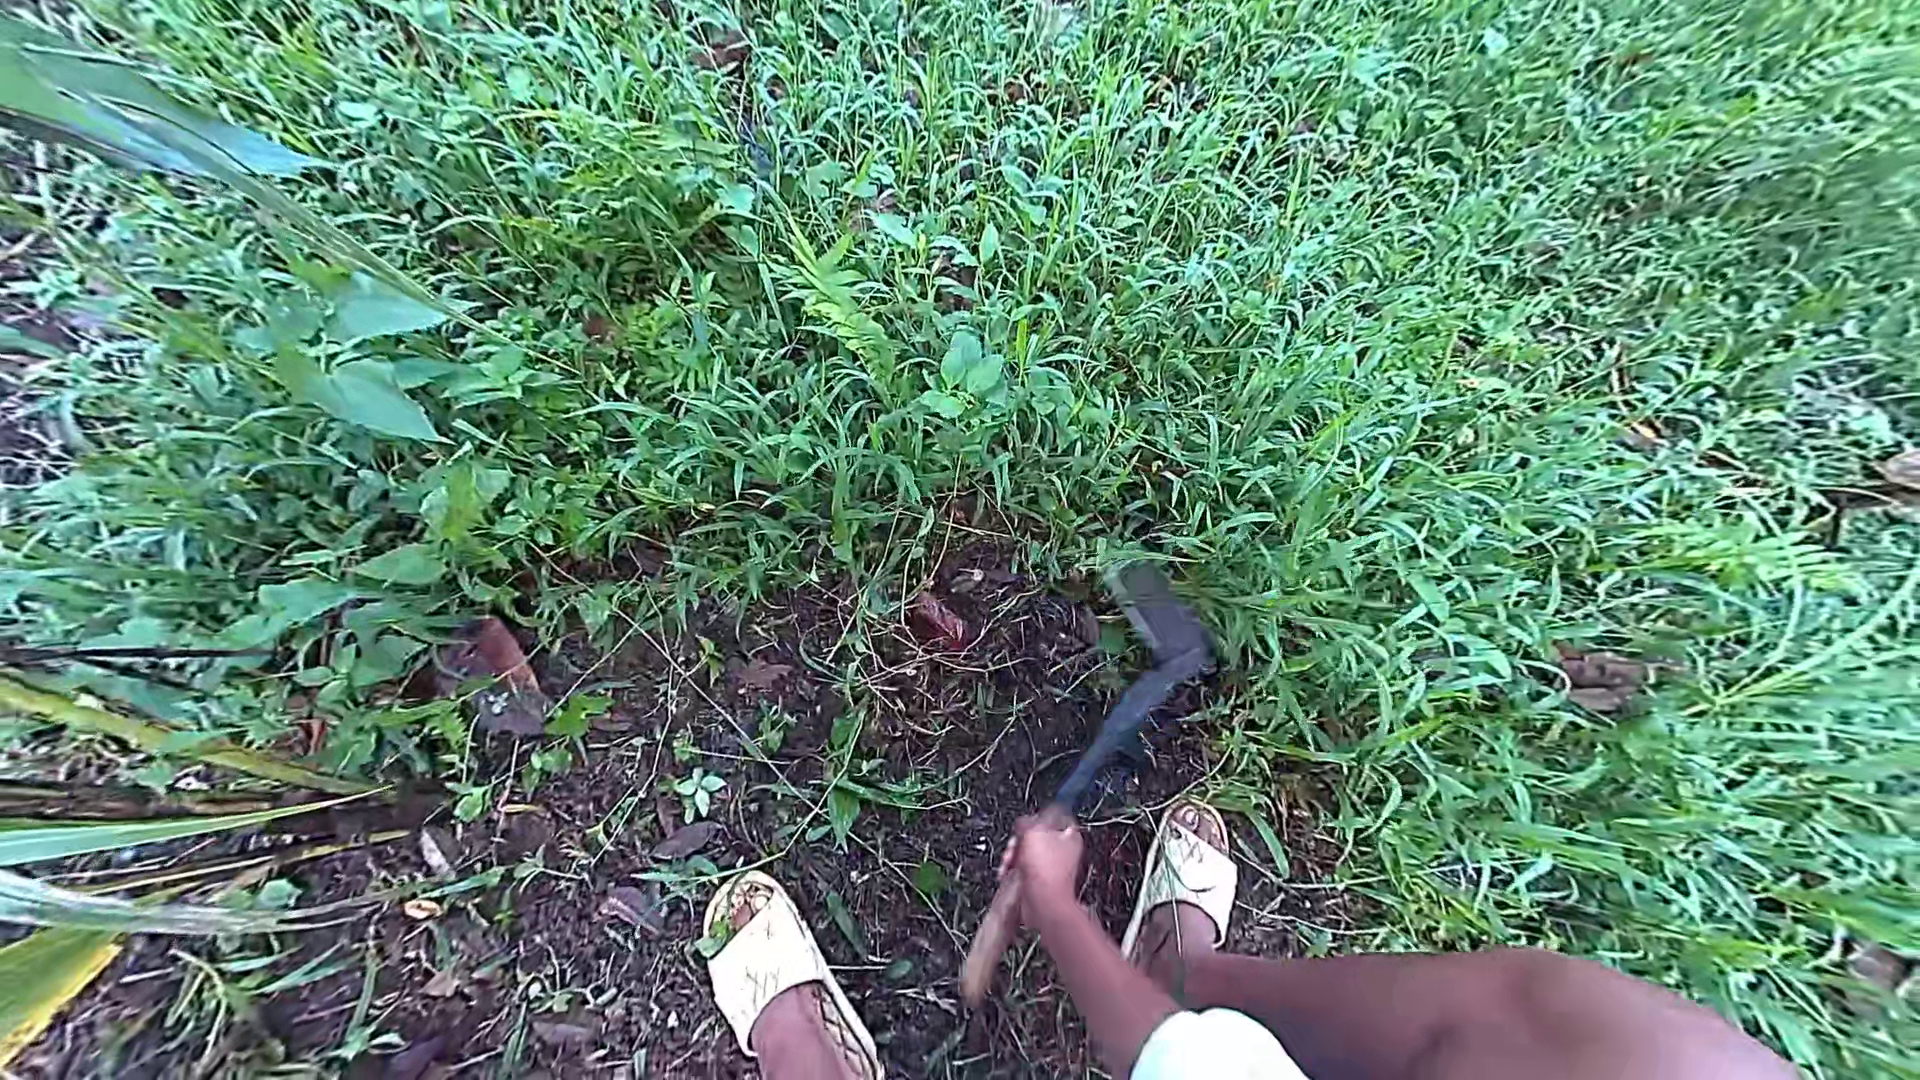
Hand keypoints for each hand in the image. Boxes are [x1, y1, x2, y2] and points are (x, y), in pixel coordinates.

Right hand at [999, 808, 1082, 920]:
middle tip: (1015, 845)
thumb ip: (1028, 821)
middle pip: (1036, 835)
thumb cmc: (1046, 870)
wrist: (1043, 903)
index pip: (1054, 817)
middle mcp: (1062, 851)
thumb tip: (1023, 822)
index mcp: (1069, 836)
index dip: (1037, 817)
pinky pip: (1022, 869)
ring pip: (1026, 852)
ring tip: (1009, 861)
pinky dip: (1013, 869)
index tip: (1027, 821)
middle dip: (1019, 839)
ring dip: (1013, 855)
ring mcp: (1051, 868)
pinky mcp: (1039, 882)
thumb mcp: (1033, 831)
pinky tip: (1008, 871)